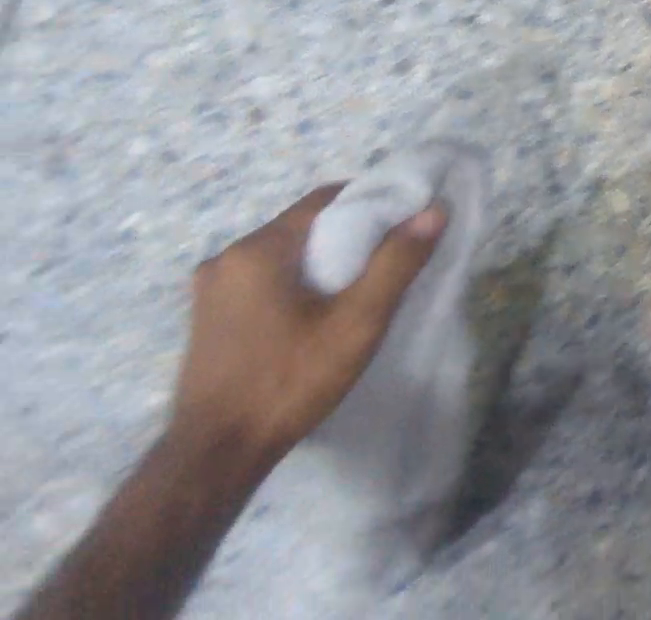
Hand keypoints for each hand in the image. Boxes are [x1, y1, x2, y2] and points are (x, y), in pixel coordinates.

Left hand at [169, 186, 446, 467]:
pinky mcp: (214, 316)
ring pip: (290, 254)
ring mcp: (213, 290)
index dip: (376, 200)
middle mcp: (226, 259)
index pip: (326, 200)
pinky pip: (271, 278)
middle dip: (357, 232)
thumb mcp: (359, 320)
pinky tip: (330, 307)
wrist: (217, 453)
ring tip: (372, 282)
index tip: (414, 217)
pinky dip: (306, 279)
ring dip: (331, 258)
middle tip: (400, 252)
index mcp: (257, 251)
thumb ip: (397, 261)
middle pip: (307, 226)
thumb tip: (435, 210)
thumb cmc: (291, 379)